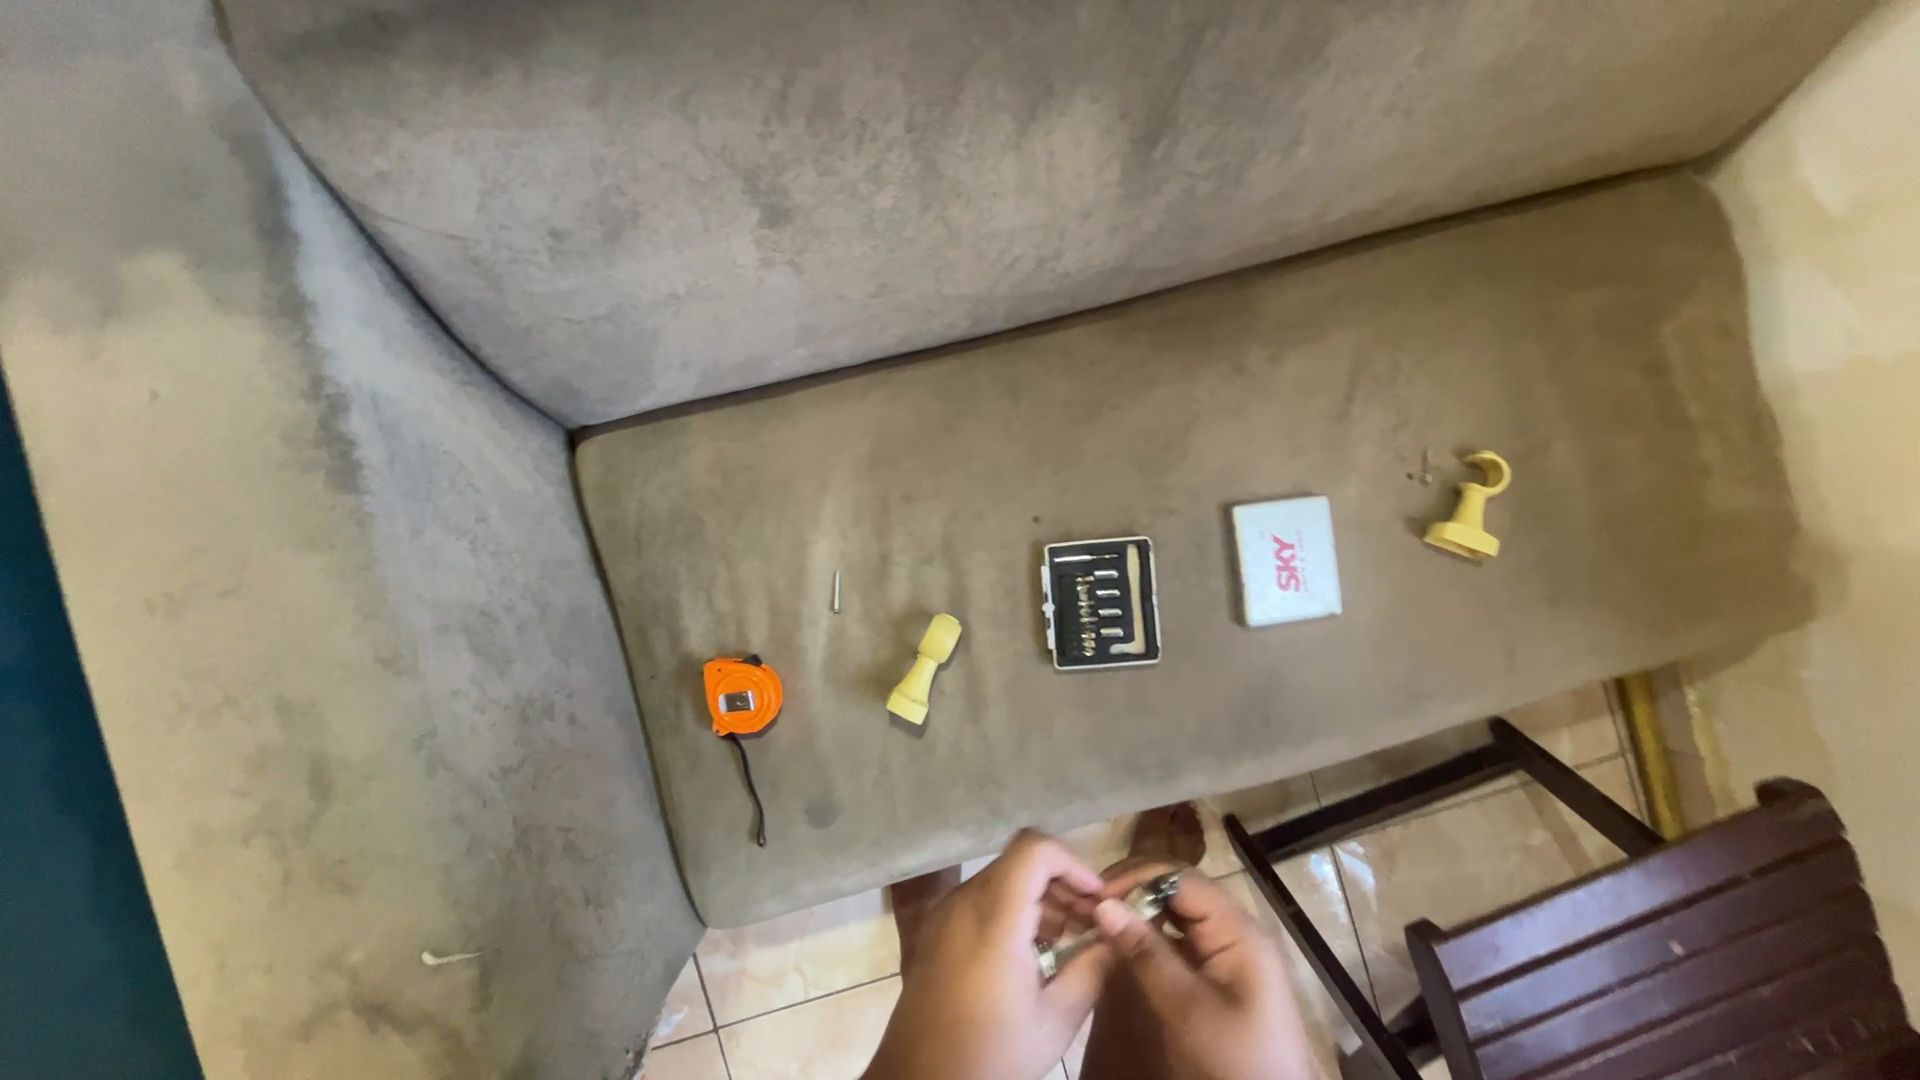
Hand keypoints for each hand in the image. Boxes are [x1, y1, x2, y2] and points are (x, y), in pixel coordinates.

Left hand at [864, 830, 1108, 1079]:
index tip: (1097, 899)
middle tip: (1091, 924)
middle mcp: (965, 901)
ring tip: (1069, 941)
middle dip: (1063, 883)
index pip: (1034, 848)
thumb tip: (1118, 933)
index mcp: (994, 916)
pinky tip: (1035, 951)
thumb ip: (1092, 968)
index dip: (1073, 862)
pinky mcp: (937, 929)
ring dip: (1041, 898)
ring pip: (1003, 878)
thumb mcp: (1055, 1020)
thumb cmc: (991, 1054)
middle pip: (1021, 861)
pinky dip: (1014, 910)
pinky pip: (983, 899)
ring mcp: (946, 913)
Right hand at [1090, 864, 1316, 1079]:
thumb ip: (1145, 953)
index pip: (1181, 878)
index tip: (1097, 895)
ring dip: (1141, 912)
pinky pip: (1183, 938)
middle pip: (1180, 890)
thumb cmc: (1235, 1063)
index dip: (1137, 879)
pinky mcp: (1221, 973)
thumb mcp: (1186, 1009)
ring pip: (1179, 913)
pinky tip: (1125, 943)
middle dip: (1136, 891)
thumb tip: (1103, 904)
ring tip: (1102, 919)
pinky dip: (1153, 936)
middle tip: (1093, 906)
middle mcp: (1236, 929)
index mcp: (1238, 929)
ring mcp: (1230, 951)